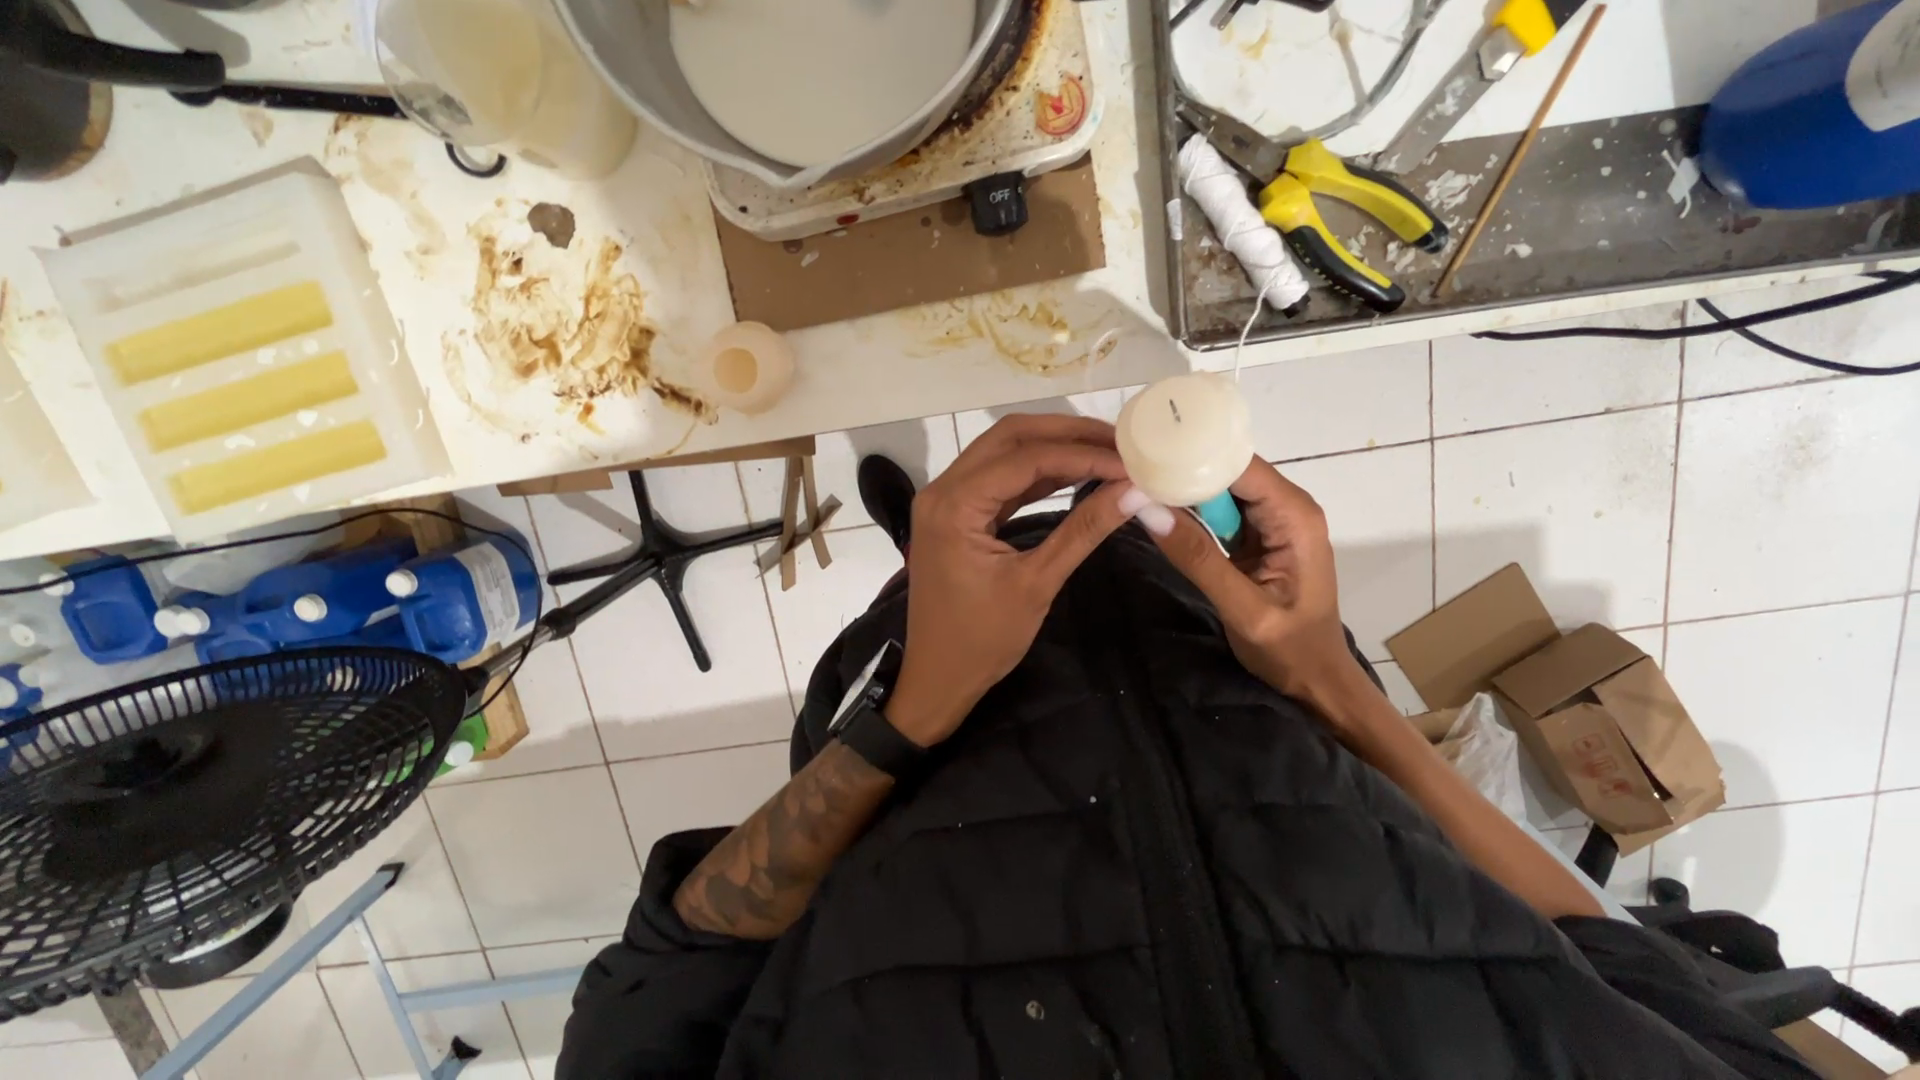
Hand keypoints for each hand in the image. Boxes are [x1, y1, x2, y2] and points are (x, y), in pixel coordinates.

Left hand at [887, 415, 1134, 746]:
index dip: (1081, 454)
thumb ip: (1082, 531)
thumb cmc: (981, 641)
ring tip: (1107, 454)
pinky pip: (999, 478)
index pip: (1025, 459)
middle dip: (1066, 434)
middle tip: (1121, 443)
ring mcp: (946, 500)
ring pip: (1004, 452)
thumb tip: (1133, 492)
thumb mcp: (1036, 584)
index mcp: (953, 506)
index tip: (1130, 461)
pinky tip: (1077, 474)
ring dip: (1054, 449)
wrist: (938, 678)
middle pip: (1010, 437)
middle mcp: (942, 490)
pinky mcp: (957, 514)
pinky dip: (1038, 473)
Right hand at [1134, 457, 1365, 712]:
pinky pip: (1219, 510)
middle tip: (1128, 469)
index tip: (1145, 452)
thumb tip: (1147, 510)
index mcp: (1295, 517)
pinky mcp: (1256, 534)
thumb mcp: (1243, 609)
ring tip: (1133, 481)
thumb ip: (1198, 559)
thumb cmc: (1291, 649)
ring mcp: (1271, 520)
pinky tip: (1156, 506)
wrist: (1316, 679)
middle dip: (1182, 468)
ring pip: (1220, 489)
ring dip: (1182, 488)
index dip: (1194, 455)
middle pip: (1228, 471)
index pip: (1239, 466)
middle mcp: (1287, 507)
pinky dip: (1190, 509)